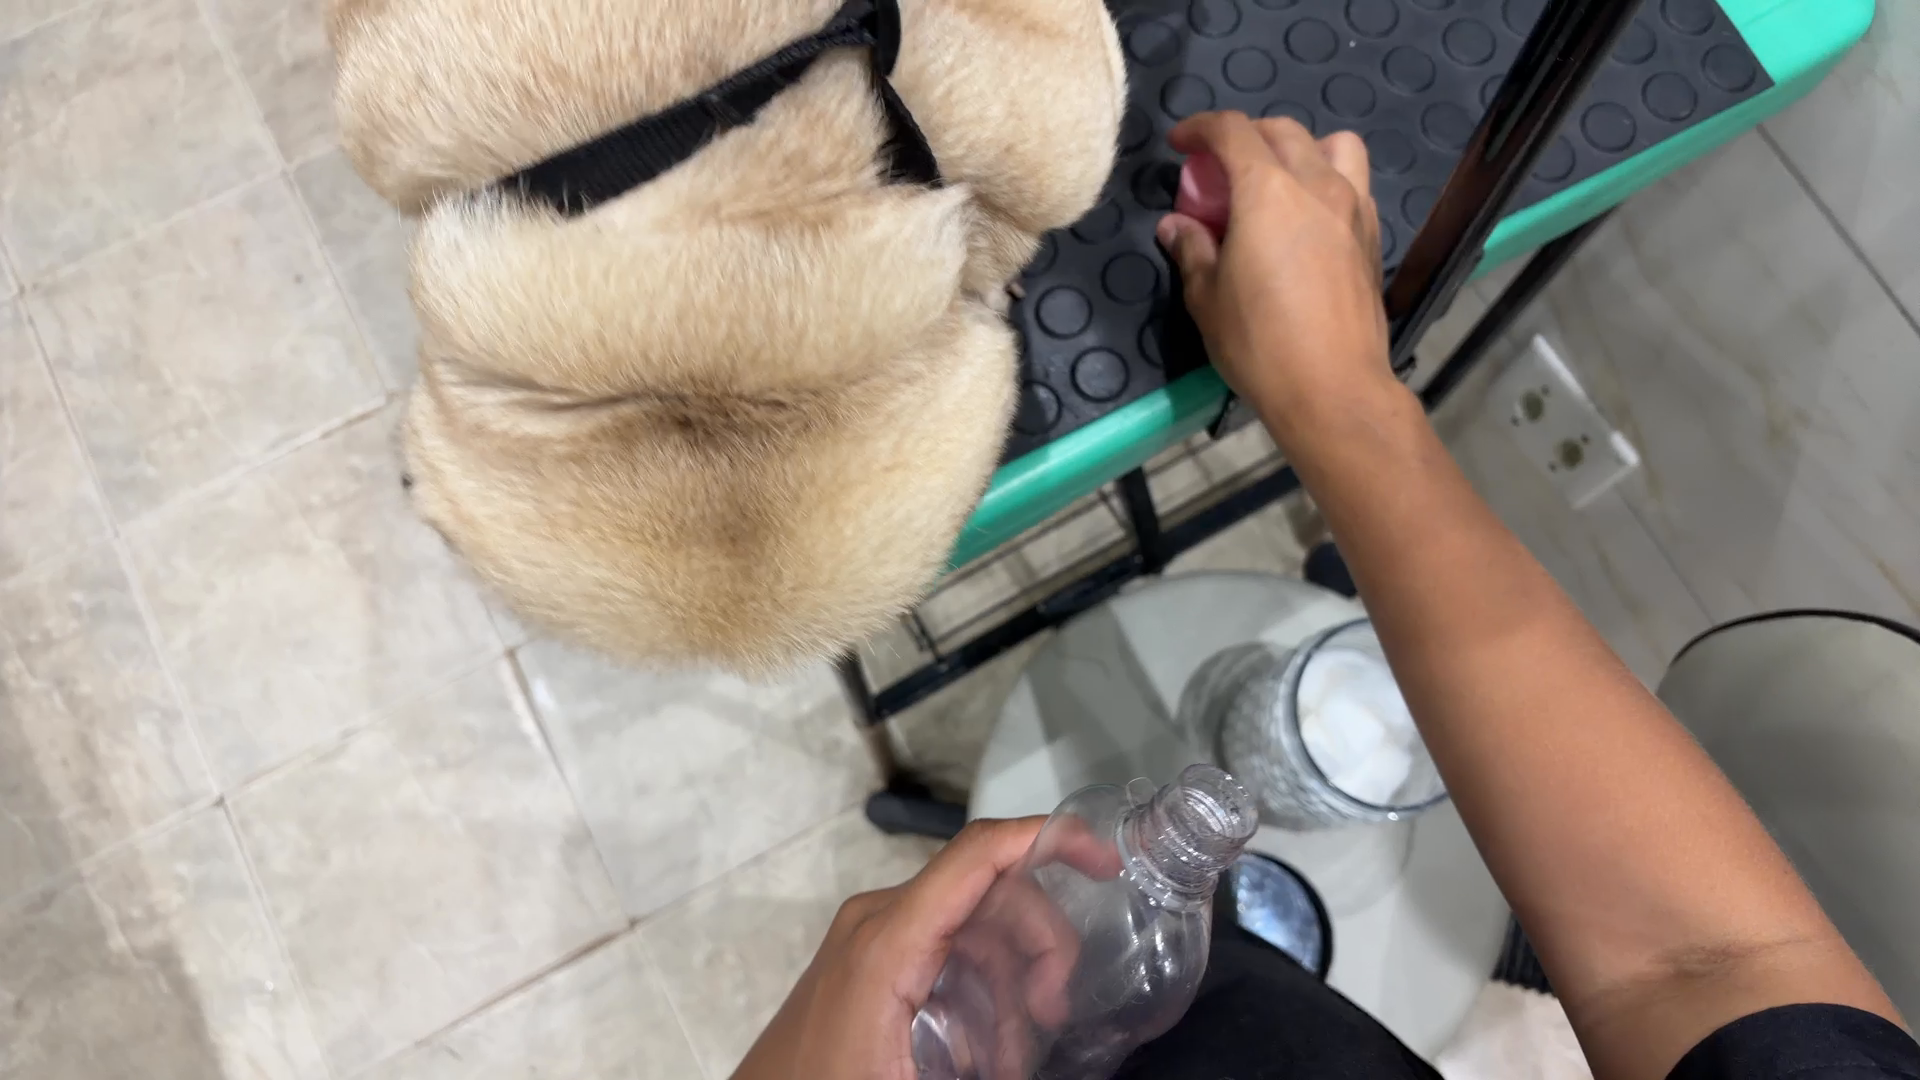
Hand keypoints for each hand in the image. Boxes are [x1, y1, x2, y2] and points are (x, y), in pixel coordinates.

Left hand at [729, 817, 1055, 1079]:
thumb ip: (1002, 1062)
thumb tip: (1045, 1055)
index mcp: (889, 937)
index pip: (977, 854)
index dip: (1044, 838)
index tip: (1102, 860)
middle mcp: (881, 917)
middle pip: (986, 892)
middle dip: (1038, 941)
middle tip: (1056, 1010)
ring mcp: (874, 933)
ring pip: (971, 923)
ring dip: (1011, 976)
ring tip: (1019, 1049)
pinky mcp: (872, 956)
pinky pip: (945, 947)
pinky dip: (981, 986)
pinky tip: (988, 1046)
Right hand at [1155, 111, 1393, 431]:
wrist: (1330, 386)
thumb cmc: (1257, 343)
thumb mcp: (1206, 299)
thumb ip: (1191, 251)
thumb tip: (1176, 226)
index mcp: (1268, 193)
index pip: (1233, 133)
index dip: (1201, 128)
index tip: (1179, 143)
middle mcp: (1316, 184)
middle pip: (1281, 131)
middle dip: (1243, 137)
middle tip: (1217, 171)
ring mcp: (1353, 206)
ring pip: (1331, 145)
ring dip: (1297, 148)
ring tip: (1276, 181)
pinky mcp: (1370, 235)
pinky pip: (1352, 181)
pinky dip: (1324, 179)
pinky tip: (1306, 217)